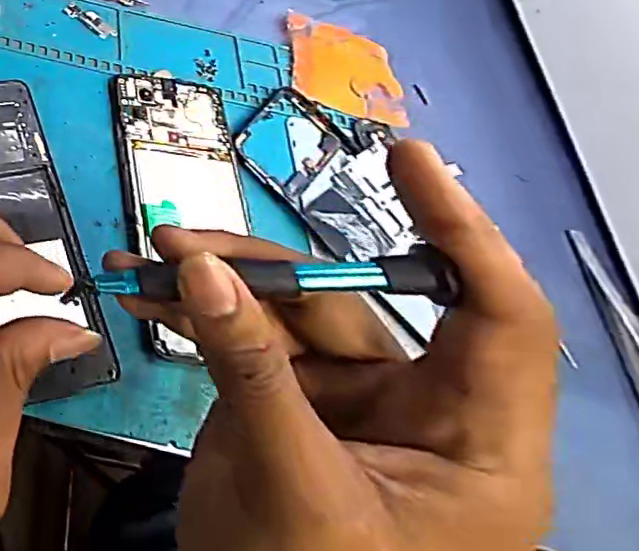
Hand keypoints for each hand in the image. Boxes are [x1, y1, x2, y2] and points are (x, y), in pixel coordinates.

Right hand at [106, 140, 558, 550]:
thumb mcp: (290, 480)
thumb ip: (248, 366)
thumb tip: (201, 265)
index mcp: (471, 441)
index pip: (496, 317)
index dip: (462, 231)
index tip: (408, 158)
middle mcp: (412, 407)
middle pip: (343, 299)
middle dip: (256, 265)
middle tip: (177, 242)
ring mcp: (340, 400)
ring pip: (278, 309)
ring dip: (206, 282)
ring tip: (142, 264)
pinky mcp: (281, 398)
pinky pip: (237, 333)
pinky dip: (190, 311)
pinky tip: (143, 295)